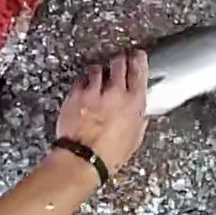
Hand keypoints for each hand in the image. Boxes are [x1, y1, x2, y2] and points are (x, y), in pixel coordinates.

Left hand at [56, 51, 149, 173]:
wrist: (83, 159)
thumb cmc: (110, 154)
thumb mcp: (135, 138)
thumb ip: (139, 119)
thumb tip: (140, 113)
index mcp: (134, 102)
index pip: (139, 69)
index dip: (139, 58)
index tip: (138, 55)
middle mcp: (115, 93)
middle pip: (118, 62)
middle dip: (120, 60)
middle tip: (119, 62)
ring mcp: (93, 92)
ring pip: (97, 68)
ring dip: (100, 71)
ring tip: (99, 76)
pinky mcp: (76, 95)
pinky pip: (80, 79)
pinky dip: (84, 81)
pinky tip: (85, 86)